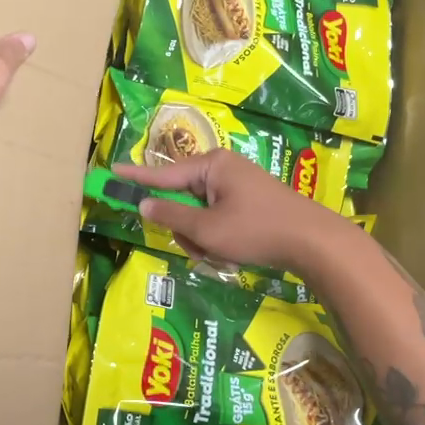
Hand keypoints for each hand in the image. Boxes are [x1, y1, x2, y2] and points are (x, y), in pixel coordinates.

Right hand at [114, 150, 351, 271]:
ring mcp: (238, 185)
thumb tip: (144, 204)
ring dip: (204, 240)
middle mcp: (223, 169)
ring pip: (199, 215)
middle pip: (182, 200)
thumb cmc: (257, 231)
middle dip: (187, 230)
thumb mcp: (208, 229)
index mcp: (211, 166)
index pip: (163, 173)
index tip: (110, 171)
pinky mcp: (249, 202)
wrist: (314, 242)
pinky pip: (217, 219)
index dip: (135, 177)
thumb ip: (171, 216)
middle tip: (201, 252)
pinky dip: (219, 240)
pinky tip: (235, 257)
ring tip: (223, 258)